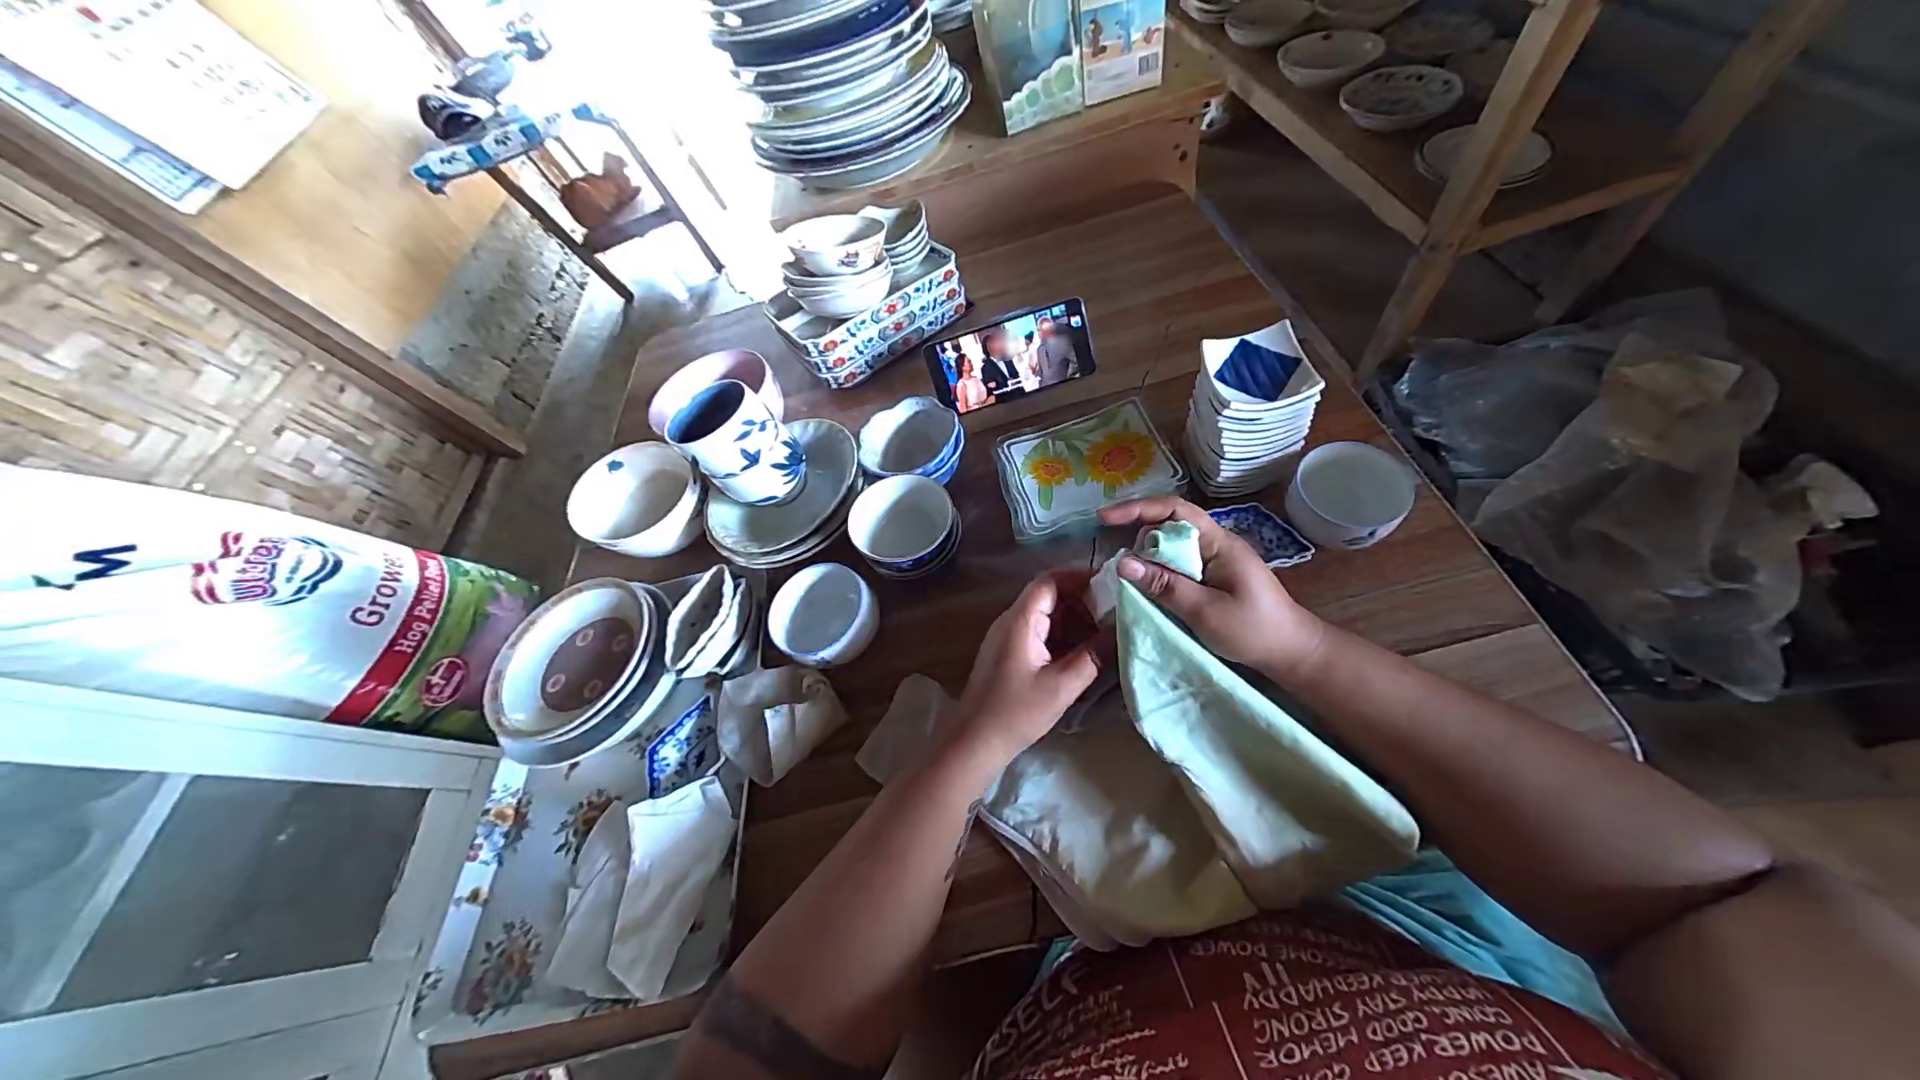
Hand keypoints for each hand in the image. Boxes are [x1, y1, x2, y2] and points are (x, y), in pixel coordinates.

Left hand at [953, 570, 1106, 766]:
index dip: (1080, 577)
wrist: (975, 741)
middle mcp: (1011, 621)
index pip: (1049, 581)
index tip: (1110, 585)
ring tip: (1104, 634)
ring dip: (1074, 621)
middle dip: (1082, 601)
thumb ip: (1093, 656)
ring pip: (1046, 615)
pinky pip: (1039, 632)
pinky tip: (1083, 652)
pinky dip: (1063, 636)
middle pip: (1048, 595)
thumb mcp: (1061, 686)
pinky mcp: (1009, 653)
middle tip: (1113, 614)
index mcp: (1020, 621)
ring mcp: (1008, 637)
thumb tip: (1119, 631)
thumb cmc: (1016, 712)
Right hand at [1099, 496, 1327, 678]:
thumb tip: (1123, 563)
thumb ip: (1164, 585)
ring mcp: (1215, 558)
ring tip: (1131, 576)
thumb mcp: (1205, 611)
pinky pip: (1177, 560)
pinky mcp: (1212, 574)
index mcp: (1219, 543)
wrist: (1291, 652)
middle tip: (1119, 562)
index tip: (1105, 518)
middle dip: (1139, 534)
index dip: (1138, 508)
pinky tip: (1148, 583)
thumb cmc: (1253, 631)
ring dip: (1147, 553)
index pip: (1174, 510)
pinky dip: (1158, 567)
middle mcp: (1216, 543)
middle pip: (1169, 523)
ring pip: (1171, 543)